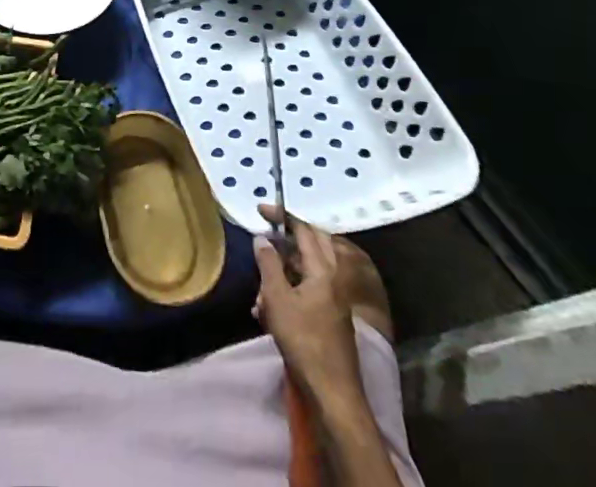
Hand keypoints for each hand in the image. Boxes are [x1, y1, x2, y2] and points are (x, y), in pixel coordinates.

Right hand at [252, 204, 365, 407]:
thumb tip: (262, 238)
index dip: (283, 217)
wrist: (330, 386)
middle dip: (287, 238)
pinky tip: (267, 308)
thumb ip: (269, 264)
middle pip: (313, 246)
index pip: (304, 232)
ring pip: (308, 268)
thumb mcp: (277, 297)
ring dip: (283, 269)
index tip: (260, 210)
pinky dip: (289, 288)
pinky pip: (308, 288)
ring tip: (260, 287)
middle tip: (264, 237)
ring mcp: (334, 297)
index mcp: (324, 271)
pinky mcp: (330, 314)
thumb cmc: (302, 338)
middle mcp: (334, 279)